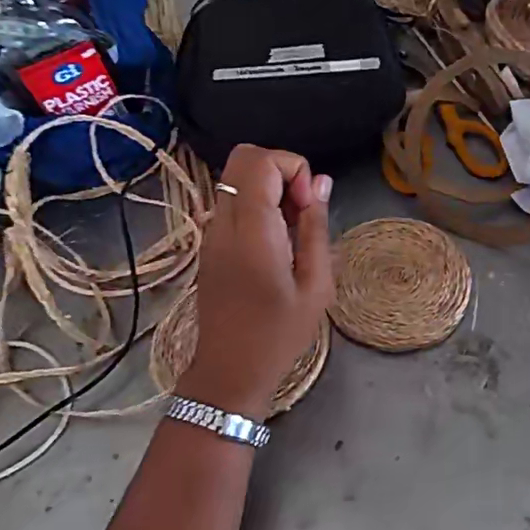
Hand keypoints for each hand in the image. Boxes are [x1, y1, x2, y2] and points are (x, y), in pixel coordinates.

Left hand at [184, 145, 333, 420]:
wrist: (230, 371)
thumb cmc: (279, 334)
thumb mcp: (316, 285)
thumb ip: (316, 227)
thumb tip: (321, 182)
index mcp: (252, 231)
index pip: (261, 161)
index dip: (293, 168)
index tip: (308, 205)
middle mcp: (223, 223)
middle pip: (242, 158)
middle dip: (280, 169)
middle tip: (301, 210)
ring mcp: (211, 233)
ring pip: (235, 178)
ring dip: (268, 188)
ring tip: (291, 231)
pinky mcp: (209, 244)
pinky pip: (231, 203)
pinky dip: (256, 206)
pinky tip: (275, 244)